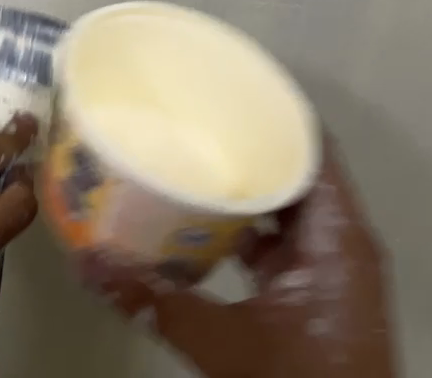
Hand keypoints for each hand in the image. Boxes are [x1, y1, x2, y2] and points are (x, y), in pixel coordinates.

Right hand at [79, 134, 396, 377]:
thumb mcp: (226, 346)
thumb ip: (157, 301)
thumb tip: (88, 263)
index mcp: (340, 235)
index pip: (313, 145)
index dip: (274, 111)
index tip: (224, 84)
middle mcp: (343, 240)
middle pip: (297, 167)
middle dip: (247, 140)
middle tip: (191, 115)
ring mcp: (331, 267)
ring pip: (287, 203)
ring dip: (244, 181)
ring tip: (189, 153)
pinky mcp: (315, 292)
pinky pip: (280, 237)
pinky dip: (245, 222)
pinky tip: (199, 216)